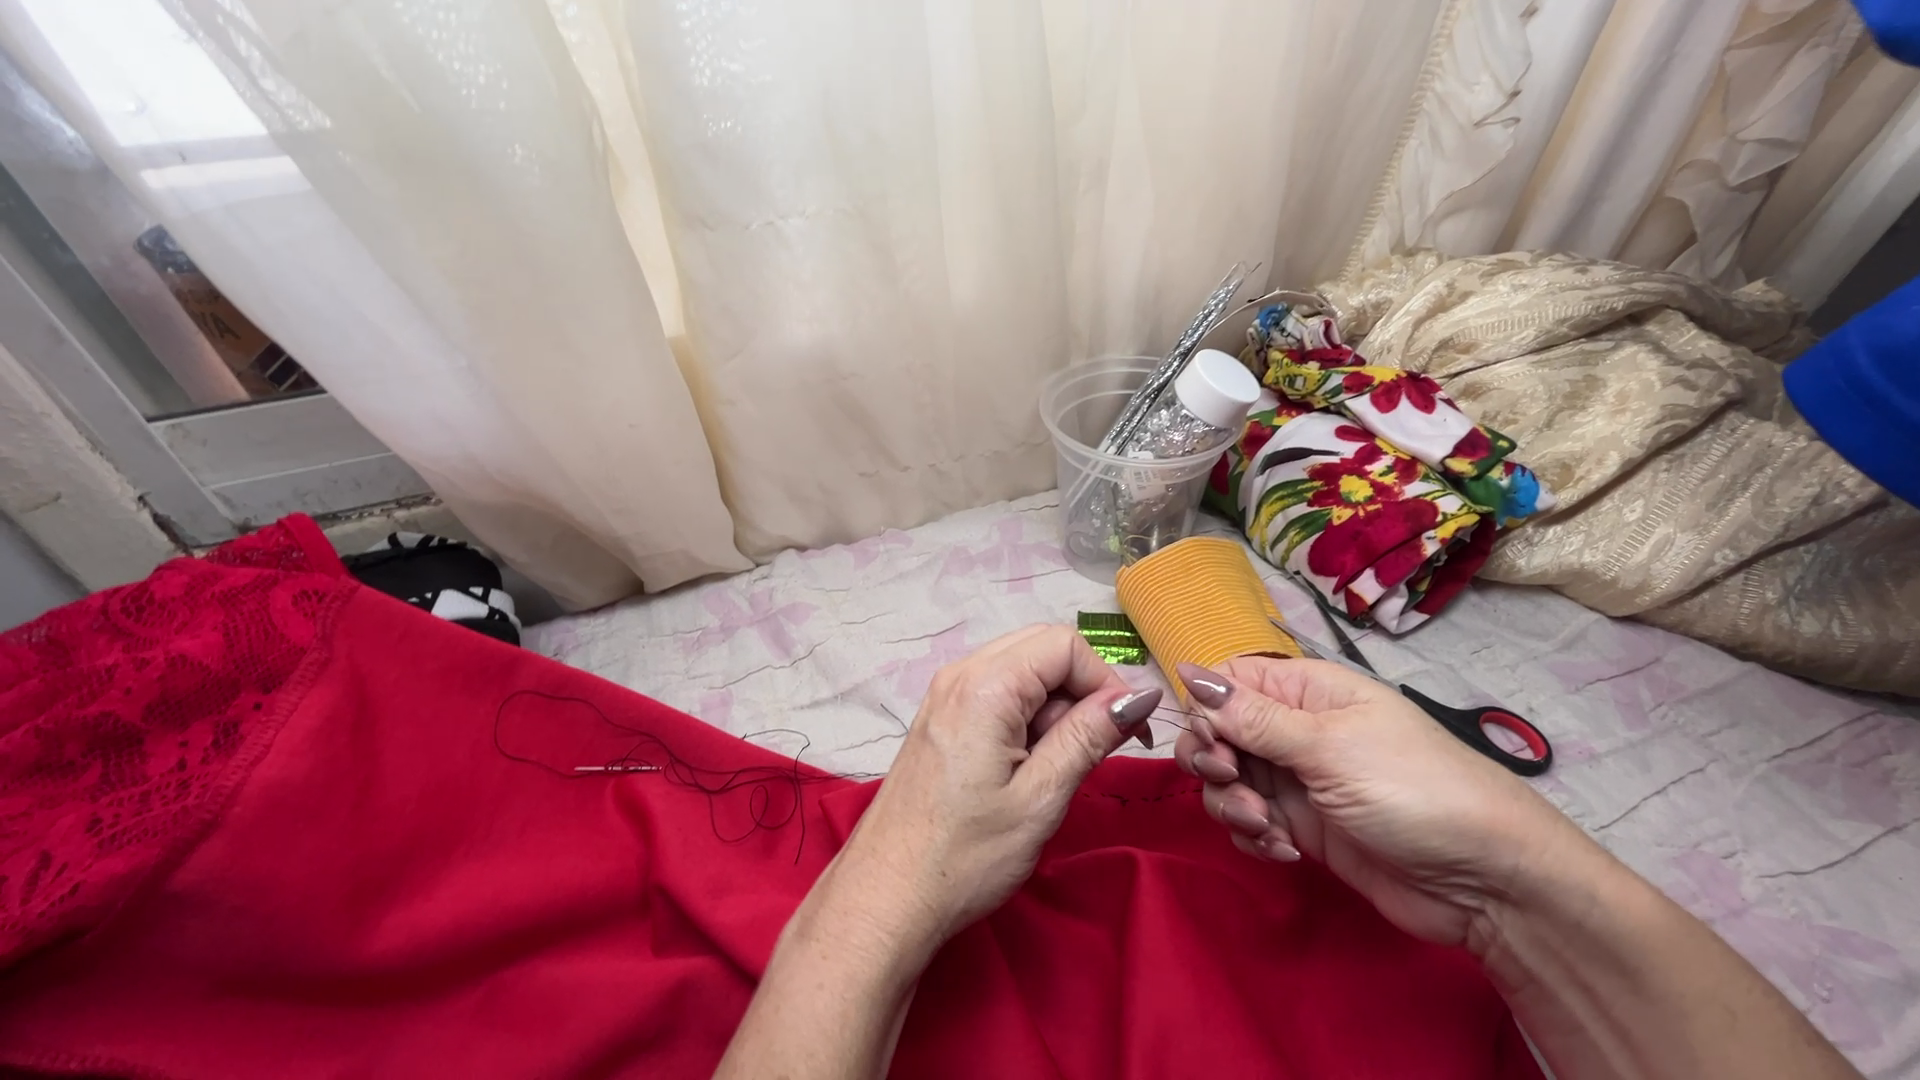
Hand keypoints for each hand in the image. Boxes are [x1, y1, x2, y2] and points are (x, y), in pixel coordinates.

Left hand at [831, 625, 1160, 955]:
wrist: (886, 896)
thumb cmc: (964, 857)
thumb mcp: (1040, 798)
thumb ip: (1088, 737)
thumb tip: (1138, 697)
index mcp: (984, 686)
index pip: (1065, 644)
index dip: (1105, 681)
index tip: (1124, 732)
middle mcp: (960, 674)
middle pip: (1043, 648)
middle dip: (1082, 688)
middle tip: (1095, 748)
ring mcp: (945, 694)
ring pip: (1023, 669)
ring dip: (1055, 705)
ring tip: (1057, 765)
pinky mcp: (941, 716)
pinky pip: (999, 691)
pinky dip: (1028, 715)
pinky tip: (1028, 763)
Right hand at [1173, 655, 1587, 947]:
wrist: (1485, 883)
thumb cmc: (1412, 789)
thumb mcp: (1328, 746)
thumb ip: (1251, 717)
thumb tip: (1185, 669)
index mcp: (1304, 692)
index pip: (1227, 682)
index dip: (1206, 709)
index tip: (1213, 743)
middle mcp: (1293, 730)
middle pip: (1217, 733)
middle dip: (1213, 763)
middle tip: (1233, 786)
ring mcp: (1296, 780)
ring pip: (1227, 781)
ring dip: (1233, 806)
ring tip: (1267, 829)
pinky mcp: (1301, 826)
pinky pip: (1250, 821)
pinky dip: (1254, 836)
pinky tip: (1285, 851)